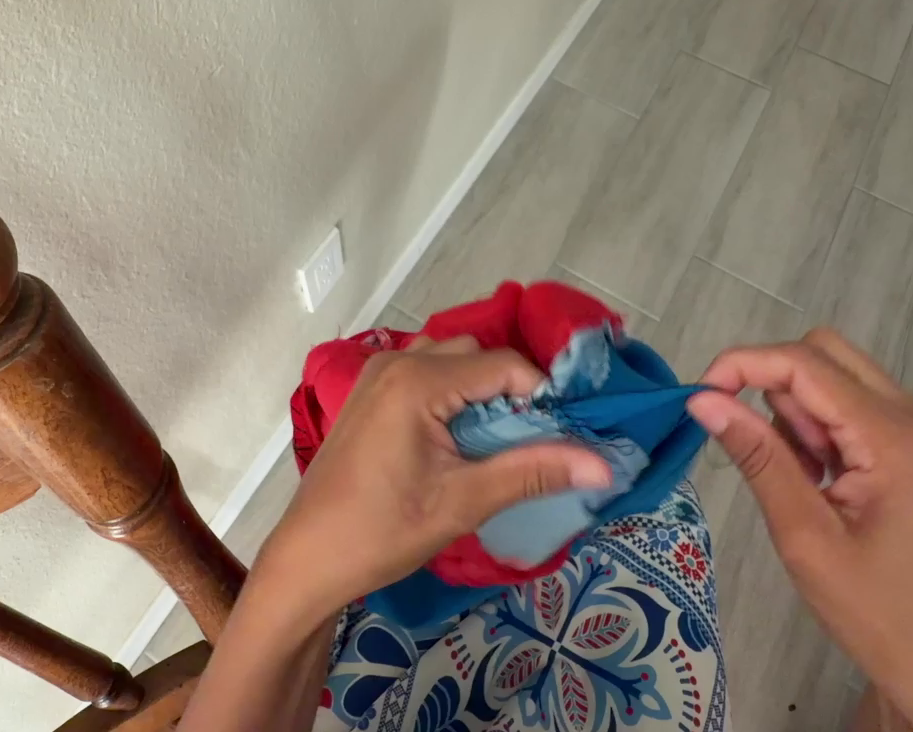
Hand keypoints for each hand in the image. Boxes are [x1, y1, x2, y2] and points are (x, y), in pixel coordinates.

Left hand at [254, 336, 611, 624]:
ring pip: (452, 359)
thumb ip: (532, 472)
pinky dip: (453, 392)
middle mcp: (398, 361)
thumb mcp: (463, 502)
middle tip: (532, 441)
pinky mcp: (371, 391)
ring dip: (482, 390)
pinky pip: (426, 372)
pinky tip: (460, 436)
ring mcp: (378, 373)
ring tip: (499, 440)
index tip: (565, 435)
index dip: (542, 395)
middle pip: (477, 355)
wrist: (309, 558)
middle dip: (512, 391)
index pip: (503, 364)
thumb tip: (603, 464)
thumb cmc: (382, 531)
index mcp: (418, 380)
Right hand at [685, 329, 912, 731]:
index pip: (804, 362)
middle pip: (825, 352)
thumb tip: (702, 399)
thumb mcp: (805, 536)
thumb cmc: (879, 614)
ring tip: (805, 480)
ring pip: (840, 375)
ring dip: (801, 409)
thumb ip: (757, 456)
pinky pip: (859, 405)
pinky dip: (825, 426)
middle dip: (774, 383)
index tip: (702, 398)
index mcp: (896, 439)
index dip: (743, 364)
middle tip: (766, 447)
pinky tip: (827, 482)